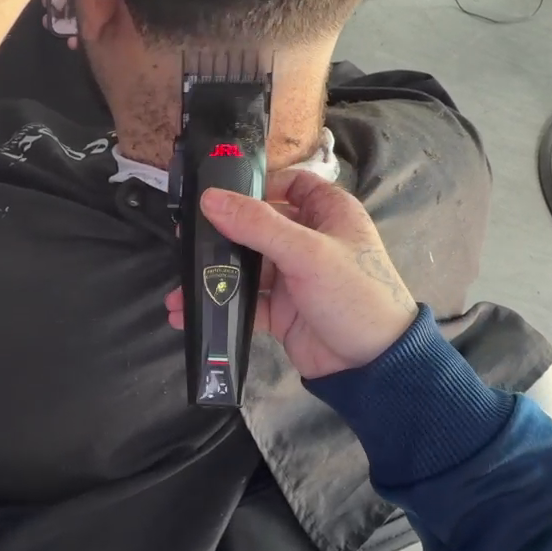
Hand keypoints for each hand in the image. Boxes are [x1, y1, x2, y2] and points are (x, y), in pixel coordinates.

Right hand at [165, 171, 419, 379]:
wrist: (372, 365)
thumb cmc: (353, 294)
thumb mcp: (307, 253)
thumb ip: (257, 225)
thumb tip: (209, 199)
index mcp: (329, 214)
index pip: (293, 186)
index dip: (260, 186)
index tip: (221, 195)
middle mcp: (310, 241)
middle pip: (259, 228)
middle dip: (222, 236)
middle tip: (184, 241)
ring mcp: (294, 278)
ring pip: (247, 268)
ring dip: (214, 277)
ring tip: (179, 289)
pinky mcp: (281, 311)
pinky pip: (244, 302)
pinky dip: (219, 306)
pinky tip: (189, 313)